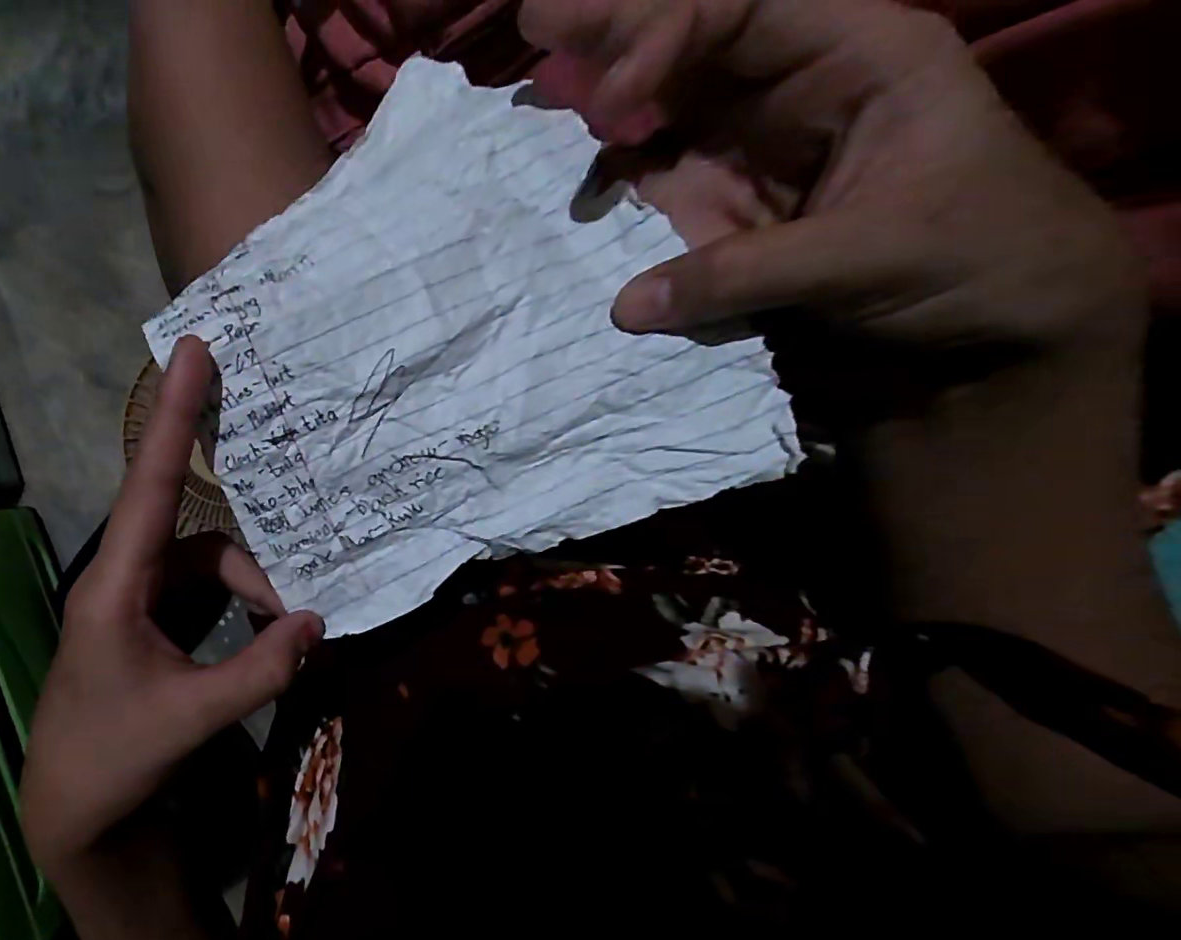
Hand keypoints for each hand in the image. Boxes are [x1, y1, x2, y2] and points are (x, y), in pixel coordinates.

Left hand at [20, 338, 324, 870]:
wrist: (72, 806)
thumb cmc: (111, 757)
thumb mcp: (191, 717)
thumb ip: (259, 670)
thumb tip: (318, 623)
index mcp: (116, 586)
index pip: (150, 485)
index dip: (173, 415)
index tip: (193, 351)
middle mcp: (125, 579)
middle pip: (199, 537)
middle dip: (252, 567)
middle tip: (296, 608)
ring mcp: (139, 601)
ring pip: (208, 567)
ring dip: (251, 594)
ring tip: (286, 636)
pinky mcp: (152, 624)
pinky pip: (205, 594)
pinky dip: (240, 608)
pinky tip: (265, 637)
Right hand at [520, 0, 1145, 416]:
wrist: (985, 329)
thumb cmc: (974, 261)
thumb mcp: (873, 254)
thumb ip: (744, 273)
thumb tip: (624, 305)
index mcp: (851, 59)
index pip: (742, 13)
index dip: (664, 39)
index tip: (608, 104)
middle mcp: (785, 92)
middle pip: (687, 45)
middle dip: (613, 32)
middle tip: (534, 18)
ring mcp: (740, 154)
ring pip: (657, 109)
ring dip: (595, 98)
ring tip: (536, 83)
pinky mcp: (710, 210)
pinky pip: (647, 182)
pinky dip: (603, 176)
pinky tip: (565, 167)